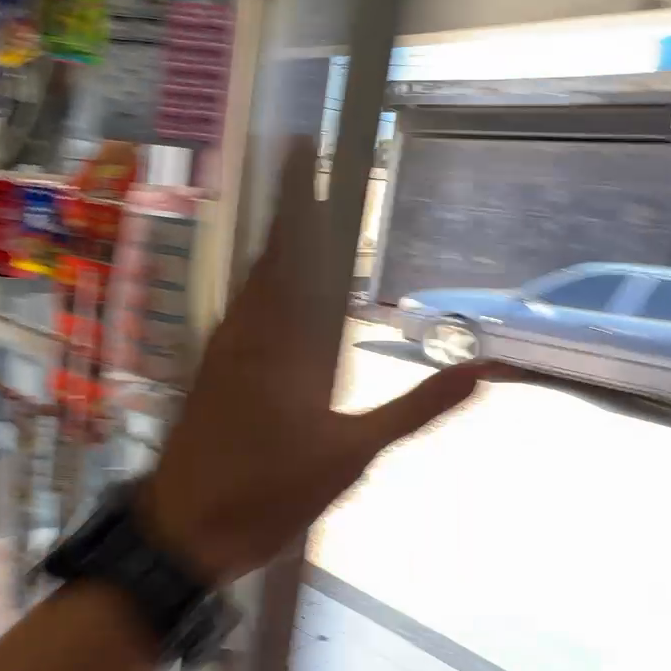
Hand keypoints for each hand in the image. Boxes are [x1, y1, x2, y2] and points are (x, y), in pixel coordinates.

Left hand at [141, 139, 509, 583]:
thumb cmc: (268, 491)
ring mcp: (223, 349)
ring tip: (291, 212)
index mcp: (284, 339)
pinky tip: (266, 291)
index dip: (301, 197)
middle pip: (273, 253)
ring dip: (273, 244)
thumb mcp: (351, 454)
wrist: (186, 524)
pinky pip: (240, 312)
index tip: (300, 146)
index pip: (298, 250)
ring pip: (252, 281)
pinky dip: (259, 287)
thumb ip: (416, 408)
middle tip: (296, 156)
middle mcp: (248, 331)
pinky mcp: (210, 370)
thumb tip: (484, 369)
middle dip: (288, 205)